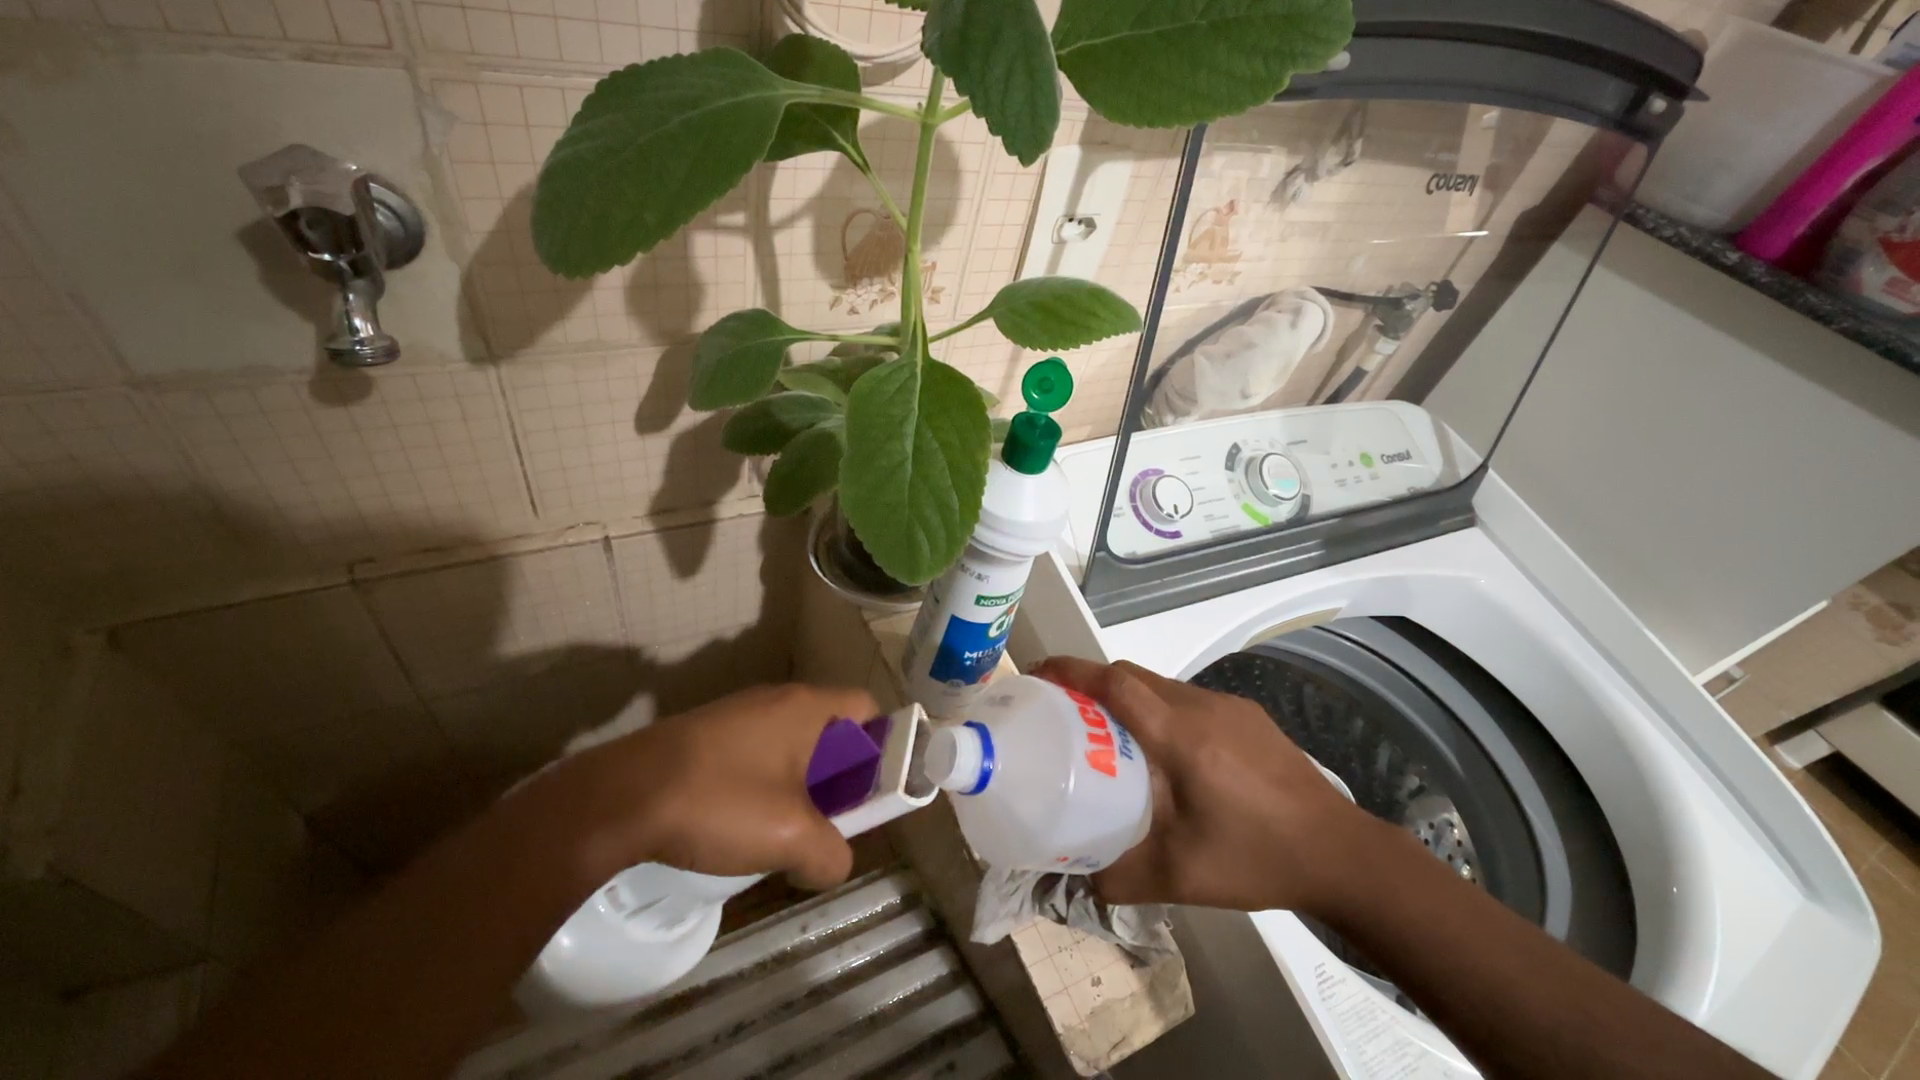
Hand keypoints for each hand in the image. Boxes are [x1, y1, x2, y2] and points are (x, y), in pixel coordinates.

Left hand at [520, 684, 880, 890]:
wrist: (618, 799)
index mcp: (806, 708)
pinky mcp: (702, 736)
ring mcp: (734, 715)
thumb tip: (832, 864)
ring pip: (788, 746)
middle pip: (829, 730)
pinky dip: (761, 785)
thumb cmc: (719, 803)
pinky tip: (738, 826)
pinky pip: (753, 755)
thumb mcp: (791, 838)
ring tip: (783, 832)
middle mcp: (774, 700)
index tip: (872, 793)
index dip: (882, 747)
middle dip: (837, 777)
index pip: (868, 708)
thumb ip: (831, 854)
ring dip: (797, 786)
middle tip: (830, 821)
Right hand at [1033, 656, 1380, 915]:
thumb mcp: (1177, 876)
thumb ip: (1116, 876)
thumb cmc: (1255, 860)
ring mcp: (1232, 708)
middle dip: (1091, 681)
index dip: (1072, 671)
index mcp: (1182, 737)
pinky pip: (1189, 699)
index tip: (1038, 676)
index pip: (1116, 683)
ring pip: (1163, 685)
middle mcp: (1204, 708)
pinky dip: (1160, 709)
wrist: (1340, 855)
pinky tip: (1163, 753)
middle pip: (1134, 675)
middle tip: (1061, 710)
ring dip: (1128, 696)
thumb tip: (1073, 875)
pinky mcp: (1251, 718)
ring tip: (1106, 733)